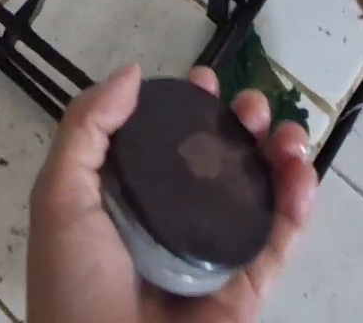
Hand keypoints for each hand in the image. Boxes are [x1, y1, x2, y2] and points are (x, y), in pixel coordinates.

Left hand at [27, 64, 316, 322]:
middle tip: (252, 107)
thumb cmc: (74, 284)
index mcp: (130, 195)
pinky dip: (298, 204)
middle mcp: (173, 217)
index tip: (204, 81)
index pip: (166, 139)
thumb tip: (132, 73)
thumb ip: (87, 128)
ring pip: (257, 192)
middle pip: (219, 158)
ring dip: (279, 155)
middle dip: (241, 123)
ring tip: (288, 134)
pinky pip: (277, 240)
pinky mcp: (244, 288)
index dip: (187, 106)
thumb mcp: (60, 197)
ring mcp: (212, 252)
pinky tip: (302, 174)